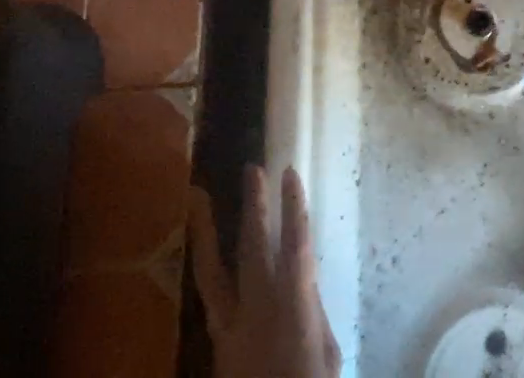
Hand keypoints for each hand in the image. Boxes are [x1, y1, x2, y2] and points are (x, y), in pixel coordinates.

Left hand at [190, 166, 342, 377]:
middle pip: (252, 248)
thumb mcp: (326, 354)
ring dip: (206, 231)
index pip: (295, 247)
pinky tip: (202, 250)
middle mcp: (258, 309)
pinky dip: (204, 265)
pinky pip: (208, 295)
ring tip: (197, 198)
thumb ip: (315, 316)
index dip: (293, 208)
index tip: (289, 174)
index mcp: (293, 308)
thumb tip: (306, 287)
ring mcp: (231, 325)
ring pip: (213, 270)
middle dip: (253, 206)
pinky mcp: (217, 341)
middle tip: (251, 169)